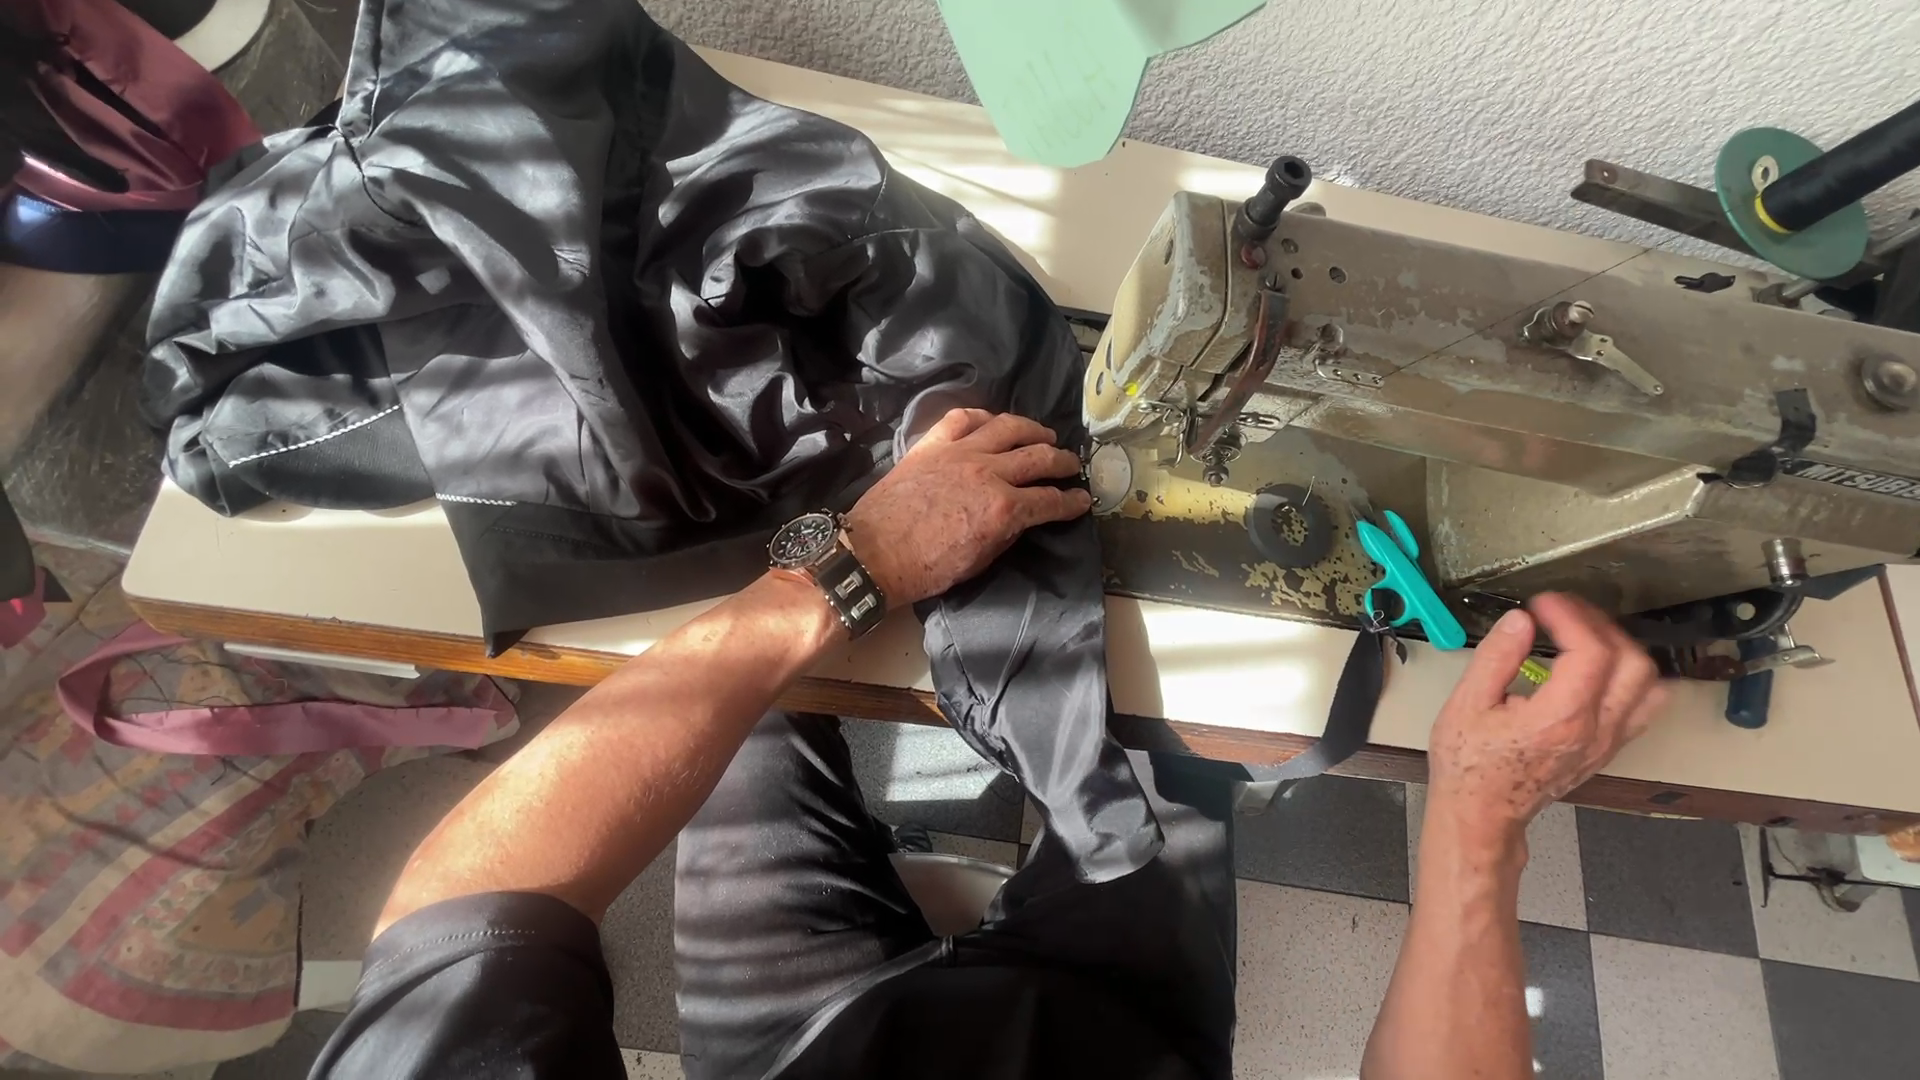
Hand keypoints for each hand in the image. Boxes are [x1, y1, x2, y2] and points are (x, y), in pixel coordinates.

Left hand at [845, 408, 1091, 607]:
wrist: (872, 552)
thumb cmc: (925, 569)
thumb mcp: (977, 562)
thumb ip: (1005, 535)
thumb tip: (1020, 519)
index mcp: (1003, 509)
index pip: (1050, 501)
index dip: (1071, 502)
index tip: (1082, 500)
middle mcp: (988, 473)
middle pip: (1038, 458)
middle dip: (1062, 462)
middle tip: (1071, 465)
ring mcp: (960, 453)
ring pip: (1008, 427)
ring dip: (1033, 430)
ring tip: (1044, 436)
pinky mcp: (933, 444)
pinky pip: (964, 418)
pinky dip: (984, 416)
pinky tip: (994, 422)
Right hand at [1426, 593, 1668, 844]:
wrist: (1482, 810)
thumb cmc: (1467, 761)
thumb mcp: (1466, 704)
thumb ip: (1496, 658)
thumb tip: (1520, 620)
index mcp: (1561, 717)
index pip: (1590, 651)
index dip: (1569, 616)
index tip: (1541, 602)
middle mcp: (1597, 729)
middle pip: (1632, 661)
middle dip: (1599, 625)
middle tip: (1562, 610)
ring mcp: (1610, 740)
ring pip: (1648, 682)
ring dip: (1621, 647)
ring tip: (1583, 631)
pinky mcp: (1609, 746)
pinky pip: (1644, 704)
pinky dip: (1631, 674)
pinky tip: (1600, 665)